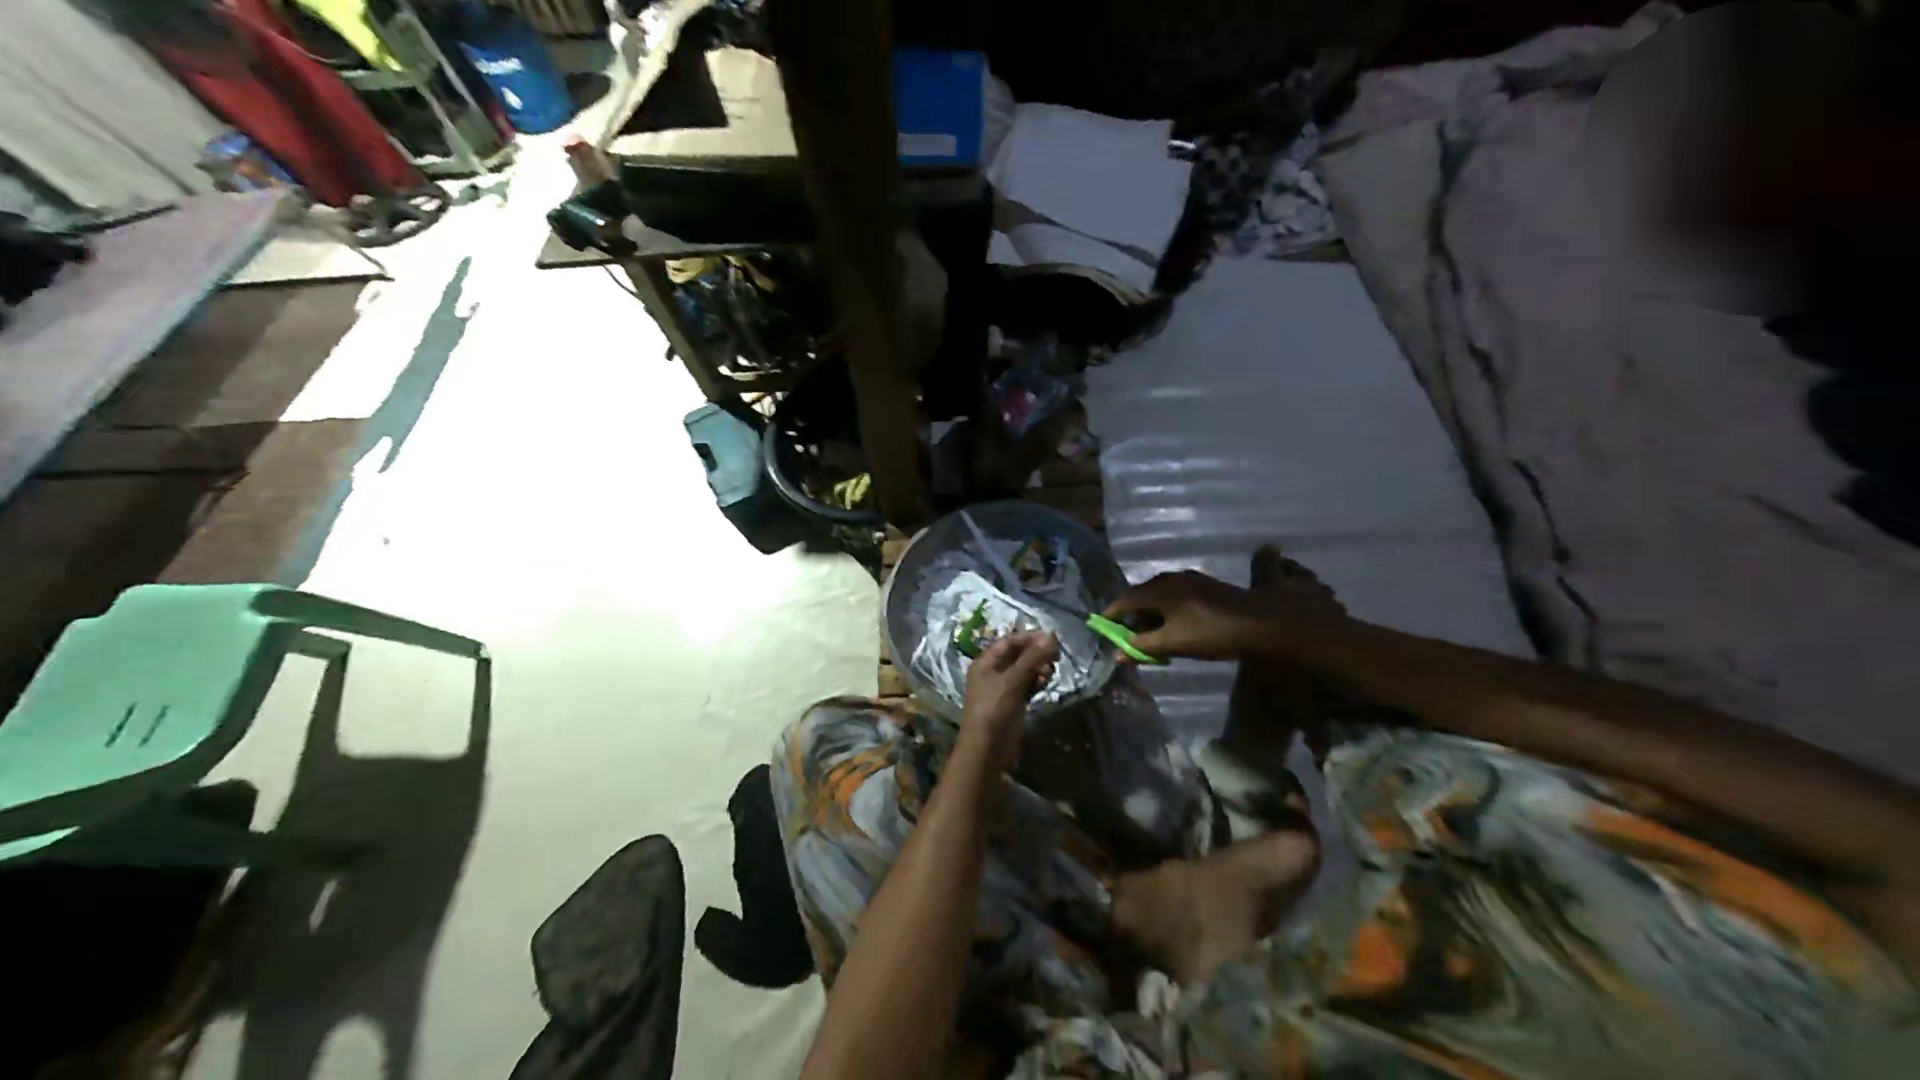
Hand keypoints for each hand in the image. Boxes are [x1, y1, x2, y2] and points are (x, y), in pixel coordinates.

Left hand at [959, 632, 1057, 771]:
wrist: (987, 749)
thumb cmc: (994, 709)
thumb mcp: (1012, 681)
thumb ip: (1032, 658)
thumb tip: (1052, 636)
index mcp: (986, 662)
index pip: (1009, 641)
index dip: (1030, 638)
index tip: (1052, 638)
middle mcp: (993, 672)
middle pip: (1018, 655)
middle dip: (1037, 653)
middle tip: (1055, 657)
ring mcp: (1003, 688)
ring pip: (1025, 670)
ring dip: (1038, 668)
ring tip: (1050, 673)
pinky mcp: (1013, 702)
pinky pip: (1027, 685)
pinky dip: (1037, 681)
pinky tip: (1046, 683)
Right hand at [1103, 558, 1346, 660]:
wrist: (1260, 623)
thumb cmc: (1211, 633)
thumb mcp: (1172, 643)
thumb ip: (1142, 646)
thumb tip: (1117, 653)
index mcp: (1158, 590)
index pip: (1124, 600)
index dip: (1112, 615)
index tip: (1102, 628)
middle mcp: (1170, 579)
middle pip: (1140, 595)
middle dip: (1130, 614)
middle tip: (1125, 635)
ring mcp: (1189, 579)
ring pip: (1158, 595)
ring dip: (1148, 612)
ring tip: (1147, 632)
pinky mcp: (1204, 585)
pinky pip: (1173, 595)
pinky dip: (1164, 609)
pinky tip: (1171, 624)